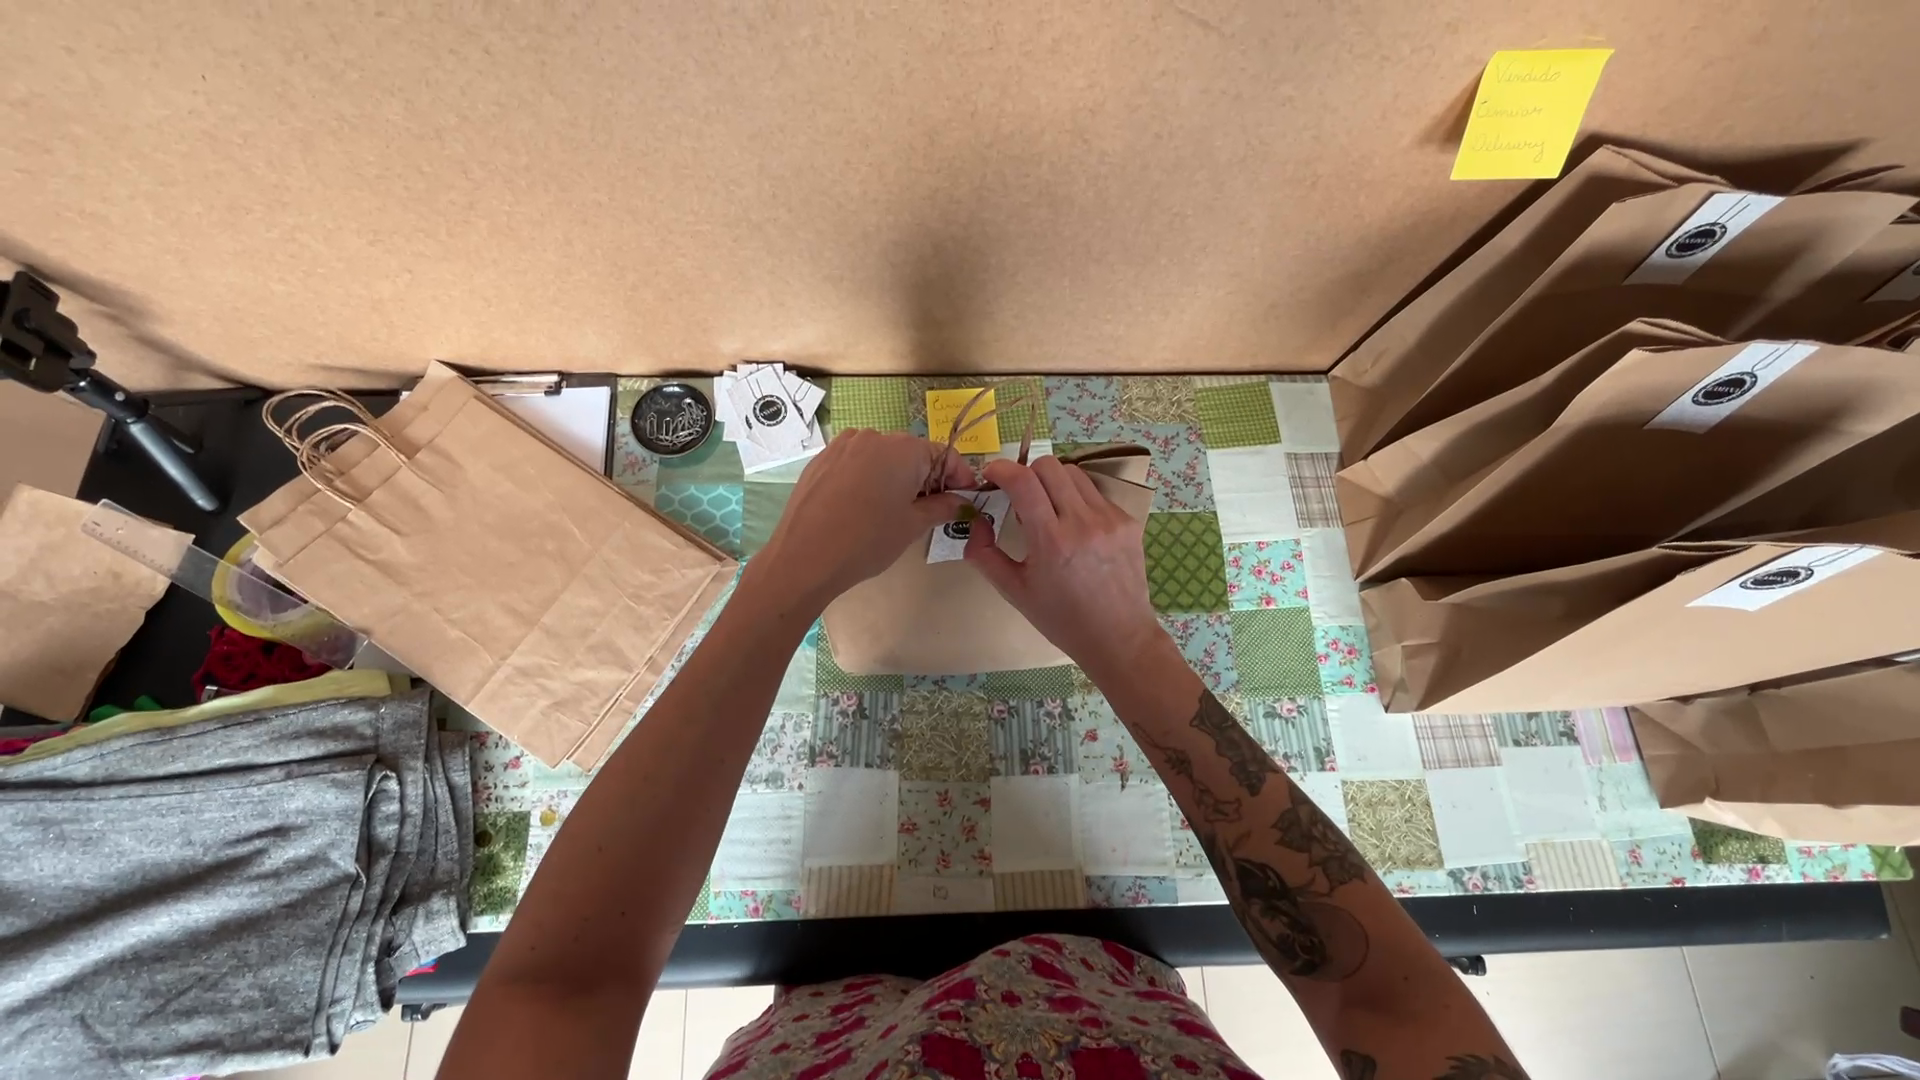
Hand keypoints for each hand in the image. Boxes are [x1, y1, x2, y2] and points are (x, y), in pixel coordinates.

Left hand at [753, 429, 970, 610]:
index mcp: (904, 449)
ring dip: (895, 477)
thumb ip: (942, 507)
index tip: (965, 499)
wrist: (804, 557)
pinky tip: (862, 507)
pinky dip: (868, 478)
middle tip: (929, 511)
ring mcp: (843, 445)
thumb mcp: (912, 525)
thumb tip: (961, 501)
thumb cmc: (867, 541)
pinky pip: (856, 463)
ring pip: (882, 457)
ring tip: (892, 511)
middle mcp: (874, 437)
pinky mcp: (822, 459)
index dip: (958, 478)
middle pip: (912, 453)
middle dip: (926, 478)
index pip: (944, 456)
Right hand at [964, 456, 1170, 679]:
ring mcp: (1110, 519)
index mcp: (1051, 541)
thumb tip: (976, 521)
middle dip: (1027, 473)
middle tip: (1020, 497)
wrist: (1118, 637)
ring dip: (1053, 483)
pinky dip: (1078, 501)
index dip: (1001, 469)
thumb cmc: (1062, 619)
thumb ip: (984, 554)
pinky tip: (1076, 528)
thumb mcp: (1014, 592)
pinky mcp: (1128, 521)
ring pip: (1074, 473)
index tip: (991, 475)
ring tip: (1049, 510)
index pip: (1023, 480)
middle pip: (1049, 465)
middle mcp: (1083, 522)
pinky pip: (1096, 494)